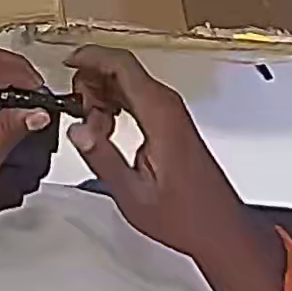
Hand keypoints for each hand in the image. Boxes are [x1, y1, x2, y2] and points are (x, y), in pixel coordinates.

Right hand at [65, 45, 284, 290]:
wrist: (223, 234)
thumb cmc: (187, 217)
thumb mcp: (133, 195)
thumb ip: (101, 157)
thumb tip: (76, 129)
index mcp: (159, 113)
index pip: (121, 64)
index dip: (90, 56)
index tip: (67, 62)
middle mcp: (166, 104)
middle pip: (120, 66)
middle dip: (91, 81)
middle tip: (81, 111)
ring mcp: (169, 109)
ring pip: (125, 78)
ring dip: (100, 92)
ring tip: (95, 127)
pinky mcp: (168, 117)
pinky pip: (133, 92)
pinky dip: (112, 99)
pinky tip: (106, 125)